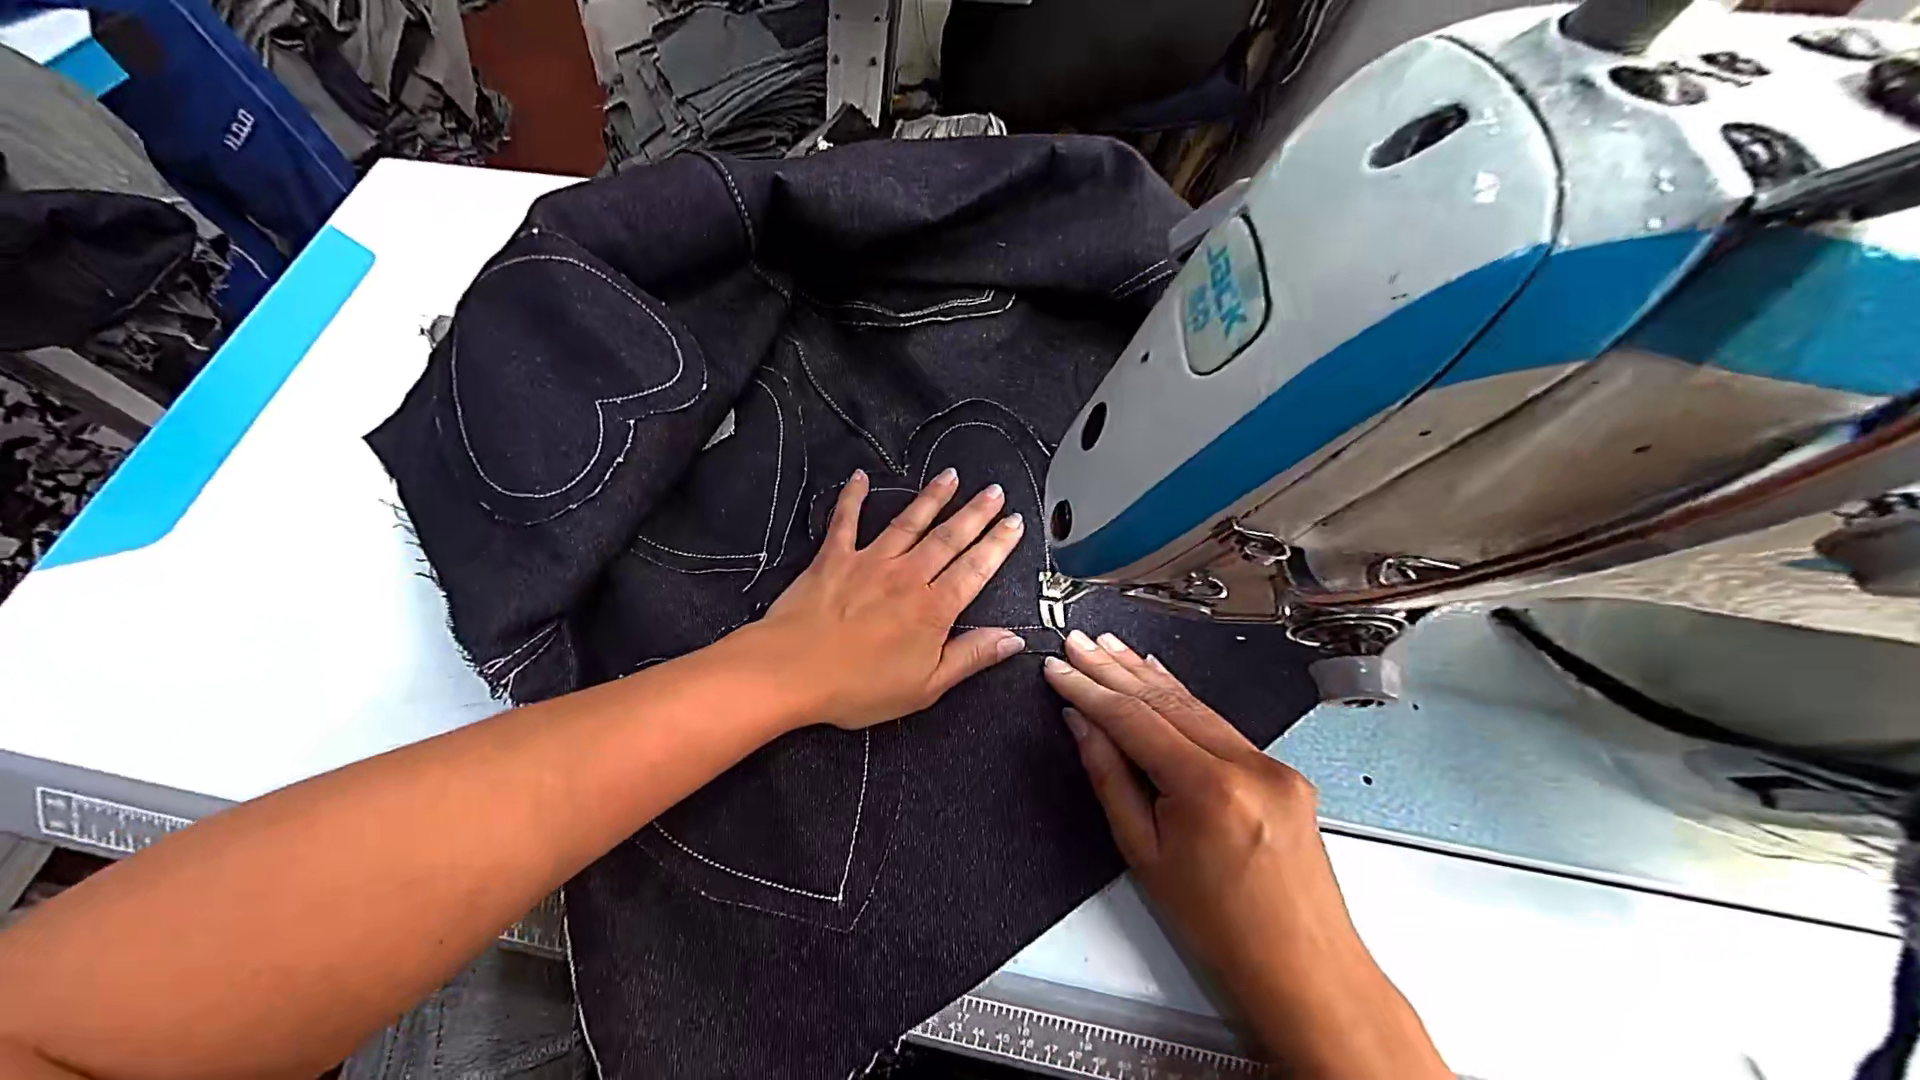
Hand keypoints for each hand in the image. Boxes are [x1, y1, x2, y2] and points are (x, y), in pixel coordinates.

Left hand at [748, 467, 1027, 729]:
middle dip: (976, 512)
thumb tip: (1011, 640)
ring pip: (909, 522)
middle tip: (995, 491)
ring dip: (933, 497)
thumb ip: (971, 657)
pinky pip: (846, 520)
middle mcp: (906, 577)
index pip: (976, 568)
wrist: (791, 673)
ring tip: (952, 477)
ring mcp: (869, 562)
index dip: (999, 544)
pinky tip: (861, 478)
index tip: (1014, 524)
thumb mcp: (926, 686)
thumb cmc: (856, 686)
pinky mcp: (834, 558)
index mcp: (932, 609)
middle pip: (949, 537)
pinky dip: (853, 497)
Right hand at [1040, 629, 1333, 973]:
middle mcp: (1249, 767)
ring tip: (1110, 648)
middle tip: (1079, 644)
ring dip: (1145, 674)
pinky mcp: (1282, 770)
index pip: (1133, 719)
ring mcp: (1272, 765)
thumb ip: (1110, 778)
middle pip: (1164, 700)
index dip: (1089, 690)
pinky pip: (1221, 722)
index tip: (1060, 670)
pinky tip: (1159, 676)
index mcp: (1210, 790)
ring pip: (1194, 704)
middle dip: (1112, 669)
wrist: (1304, 971)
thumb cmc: (1225, 930)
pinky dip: (1183, 697)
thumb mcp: (1144, 854)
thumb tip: (1084, 727)